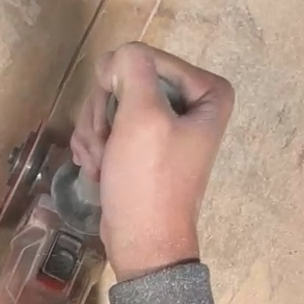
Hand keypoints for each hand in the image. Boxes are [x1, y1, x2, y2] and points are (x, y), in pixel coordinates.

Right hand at [69, 43, 233, 281]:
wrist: (142, 244)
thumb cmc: (149, 183)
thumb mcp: (143, 117)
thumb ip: (132, 69)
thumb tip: (116, 59)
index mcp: (207, 92)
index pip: (144, 58)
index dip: (120, 84)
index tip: (116, 121)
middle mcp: (190, 105)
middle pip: (126, 82)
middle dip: (105, 116)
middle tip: (106, 148)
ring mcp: (164, 128)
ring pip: (111, 106)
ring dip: (96, 135)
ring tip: (102, 165)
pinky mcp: (141, 149)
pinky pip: (107, 129)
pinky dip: (96, 149)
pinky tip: (99, 171)